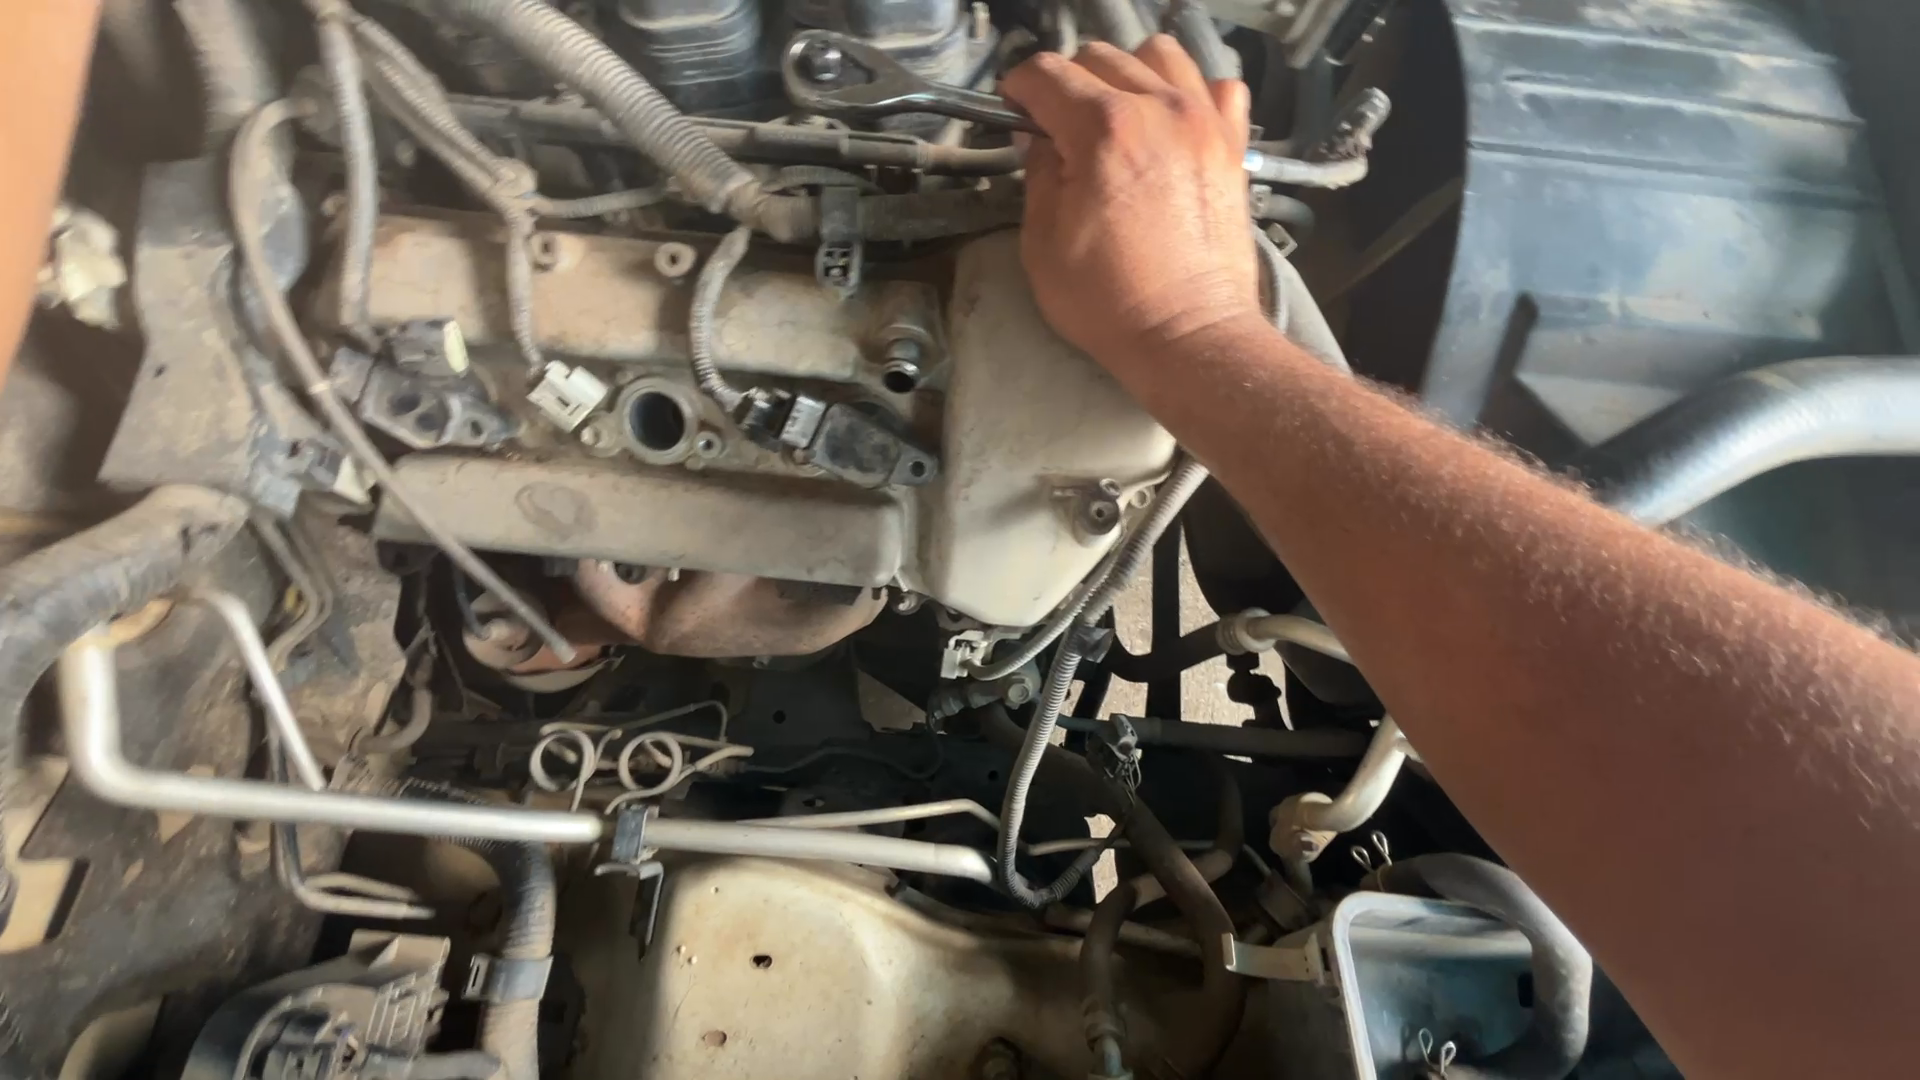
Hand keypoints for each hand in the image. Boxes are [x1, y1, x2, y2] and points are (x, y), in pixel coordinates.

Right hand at [1001, 36, 1259, 365]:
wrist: (1186, 336)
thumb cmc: (1109, 303)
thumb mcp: (1043, 247)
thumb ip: (1038, 176)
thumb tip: (1041, 140)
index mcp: (1103, 131)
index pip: (1048, 76)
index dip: (1018, 88)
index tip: (1012, 108)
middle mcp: (1158, 108)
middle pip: (1101, 57)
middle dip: (1067, 83)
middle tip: (1056, 124)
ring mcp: (1204, 121)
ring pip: (1159, 54)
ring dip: (1125, 74)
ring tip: (1113, 115)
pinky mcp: (1232, 146)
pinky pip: (1214, 85)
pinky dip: (1186, 91)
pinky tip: (1169, 123)